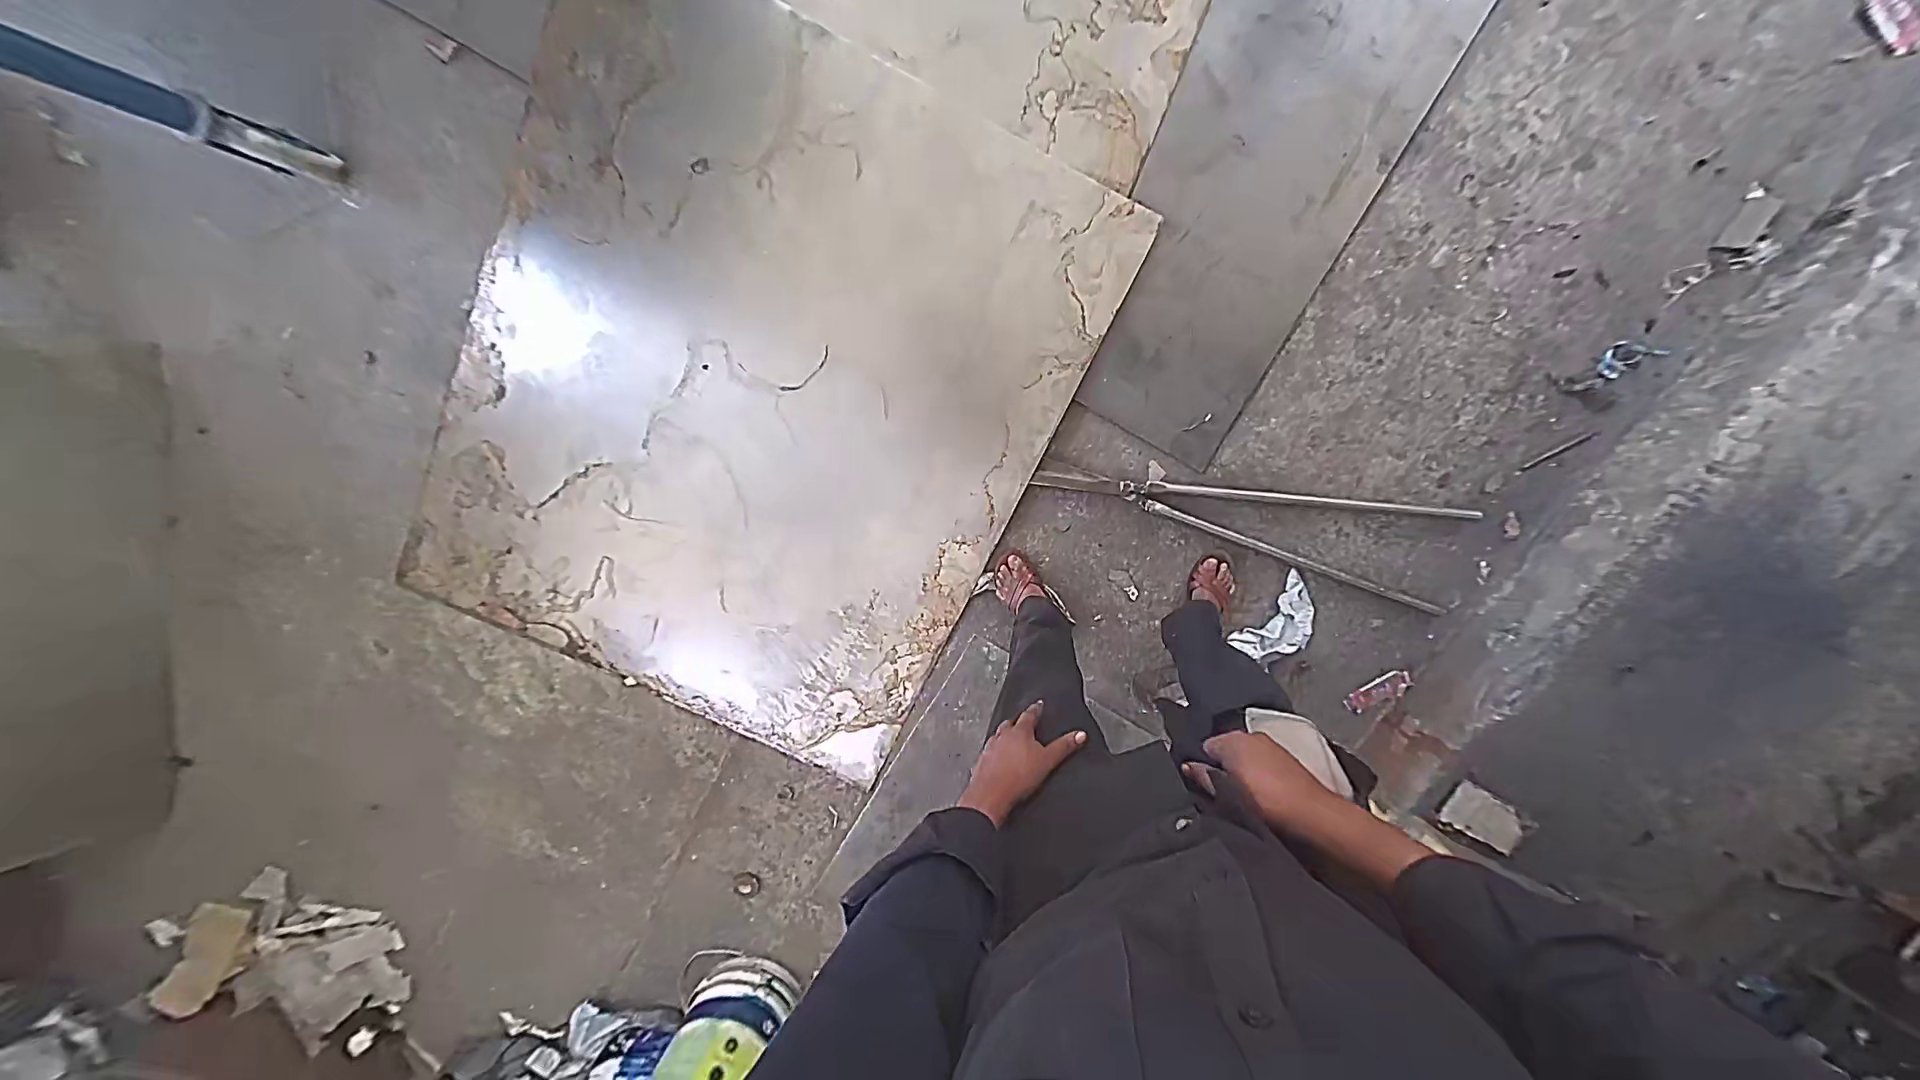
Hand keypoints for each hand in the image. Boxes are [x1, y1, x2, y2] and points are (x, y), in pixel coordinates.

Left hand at [956, 702, 1086, 827]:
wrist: (991, 795)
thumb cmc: (1018, 777)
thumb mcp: (1048, 761)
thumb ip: (1064, 747)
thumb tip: (1080, 735)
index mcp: (1019, 732)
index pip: (1029, 715)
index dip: (1035, 710)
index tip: (1038, 705)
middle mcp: (1002, 736)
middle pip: (1011, 723)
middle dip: (1018, 721)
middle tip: (1024, 721)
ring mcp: (990, 749)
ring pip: (998, 736)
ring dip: (1005, 736)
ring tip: (1011, 739)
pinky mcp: (982, 762)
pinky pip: (990, 752)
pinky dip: (996, 752)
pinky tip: (998, 759)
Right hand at [1185, 730, 1431, 888]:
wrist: (1315, 820)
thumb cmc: (1268, 801)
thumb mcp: (1223, 790)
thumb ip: (1203, 775)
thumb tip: (1188, 767)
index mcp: (1235, 737)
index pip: (1205, 745)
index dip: (1199, 764)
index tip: (1199, 783)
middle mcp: (1254, 738)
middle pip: (1225, 753)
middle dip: (1221, 769)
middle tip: (1218, 794)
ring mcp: (1274, 752)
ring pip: (1244, 763)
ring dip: (1240, 778)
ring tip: (1240, 802)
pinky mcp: (1289, 769)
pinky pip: (1262, 772)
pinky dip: (1258, 783)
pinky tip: (1260, 803)